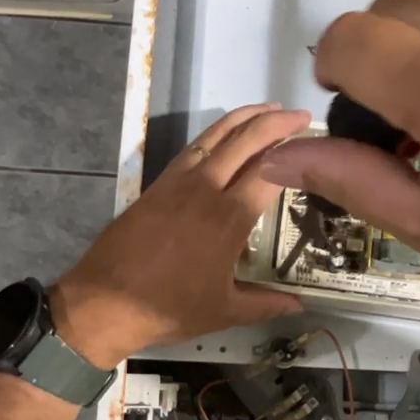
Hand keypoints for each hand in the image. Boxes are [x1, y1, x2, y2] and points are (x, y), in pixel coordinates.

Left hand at [51, 104, 310, 368]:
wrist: (103, 302)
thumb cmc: (167, 309)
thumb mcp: (223, 312)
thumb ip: (266, 304)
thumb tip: (300, 304)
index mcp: (228, 218)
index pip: (269, 170)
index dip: (295, 150)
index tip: (315, 140)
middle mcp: (205, 189)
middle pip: (245, 140)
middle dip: (275, 122)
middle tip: (300, 115)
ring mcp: (177, 182)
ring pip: (215, 135)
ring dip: (244, 117)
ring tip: (269, 108)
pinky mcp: (157, 184)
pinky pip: (193, 147)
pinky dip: (215, 132)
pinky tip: (226, 132)